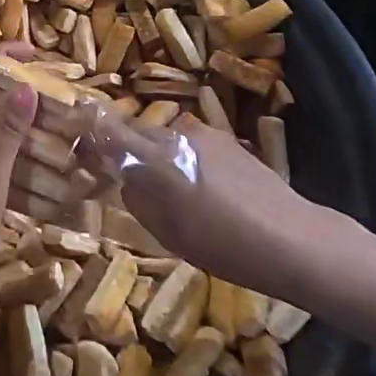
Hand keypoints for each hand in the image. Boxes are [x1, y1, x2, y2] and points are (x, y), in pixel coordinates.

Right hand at [85, 116, 323, 299]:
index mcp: (154, 156)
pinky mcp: (228, 141)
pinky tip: (202, 190)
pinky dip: (184, 160)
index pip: (108, 130)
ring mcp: (205, 135)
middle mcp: (176, 134)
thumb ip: (138, 197)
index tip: (80, 148)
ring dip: (158, 157)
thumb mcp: (166, 231)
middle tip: (127, 181)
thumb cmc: (222, 245)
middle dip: (127, 152)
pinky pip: (191, 145)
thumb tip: (127, 178)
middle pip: (137, 134)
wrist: (295, 240)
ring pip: (165, 140)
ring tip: (171, 190)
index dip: (89, 134)